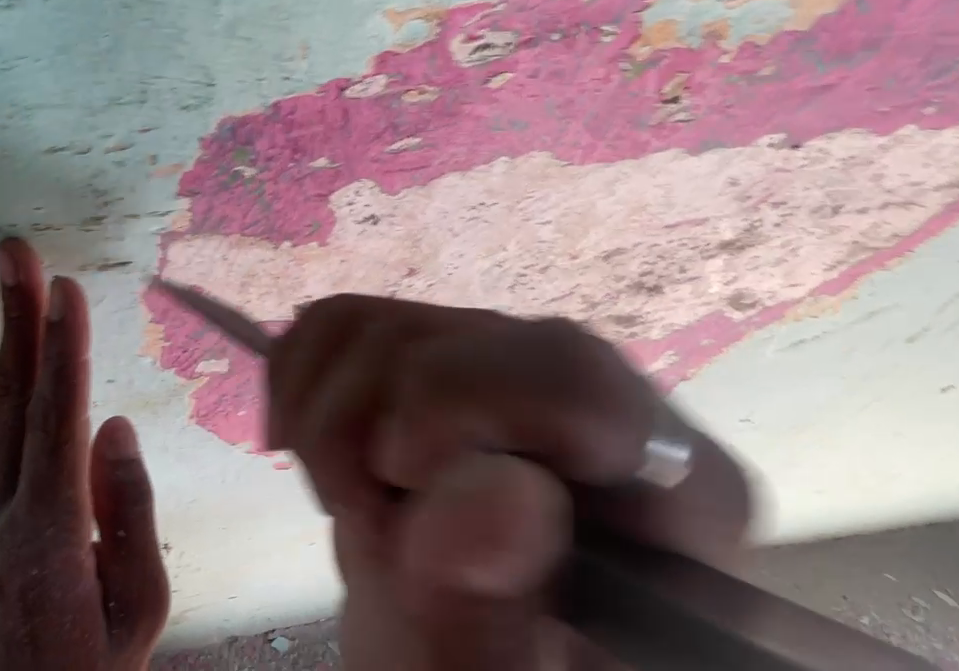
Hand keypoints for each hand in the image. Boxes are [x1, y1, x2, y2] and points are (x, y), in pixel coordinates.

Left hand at [0, 239, 169, 670]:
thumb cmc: (91, 667)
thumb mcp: (140, 604)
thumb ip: (130, 510)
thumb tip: (113, 424)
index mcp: (50, 530)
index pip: (59, 416)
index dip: (63, 346)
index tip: (66, 288)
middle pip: (7, 395)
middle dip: (14, 315)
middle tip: (13, 253)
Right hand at [268, 296, 752, 669]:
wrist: (444, 653)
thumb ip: (485, 619)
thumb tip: (493, 491)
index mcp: (662, 486)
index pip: (576, 381)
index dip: (459, 412)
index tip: (391, 496)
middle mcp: (590, 397)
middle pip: (459, 338)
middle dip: (370, 434)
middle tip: (364, 528)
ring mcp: (500, 362)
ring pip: (381, 323)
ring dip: (326, 424)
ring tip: (353, 510)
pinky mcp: (425, 349)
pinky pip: (336, 321)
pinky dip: (296, 385)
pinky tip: (317, 457)